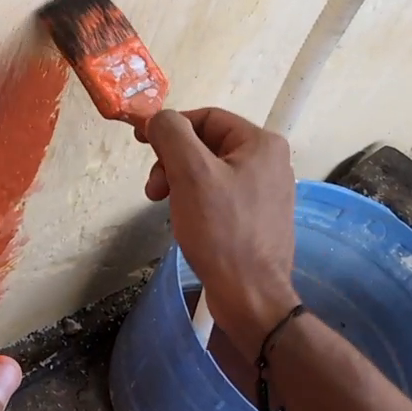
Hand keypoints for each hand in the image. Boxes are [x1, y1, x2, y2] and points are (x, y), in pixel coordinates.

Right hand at [138, 107, 300, 354]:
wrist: (249, 292)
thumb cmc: (221, 231)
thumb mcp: (190, 175)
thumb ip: (172, 135)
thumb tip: (158, 118)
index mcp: (261, 144)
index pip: (206, 118)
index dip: (170, 127)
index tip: (142, 144)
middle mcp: (269, 162)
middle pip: (206, 145)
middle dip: (172, 161)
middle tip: (154, 190)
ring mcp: (264, 191)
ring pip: (209, 171)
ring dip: (179, 182)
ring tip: (165, 206)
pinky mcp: (256, 217)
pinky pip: (218, 195)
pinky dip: (194, 201)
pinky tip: (185, 221)